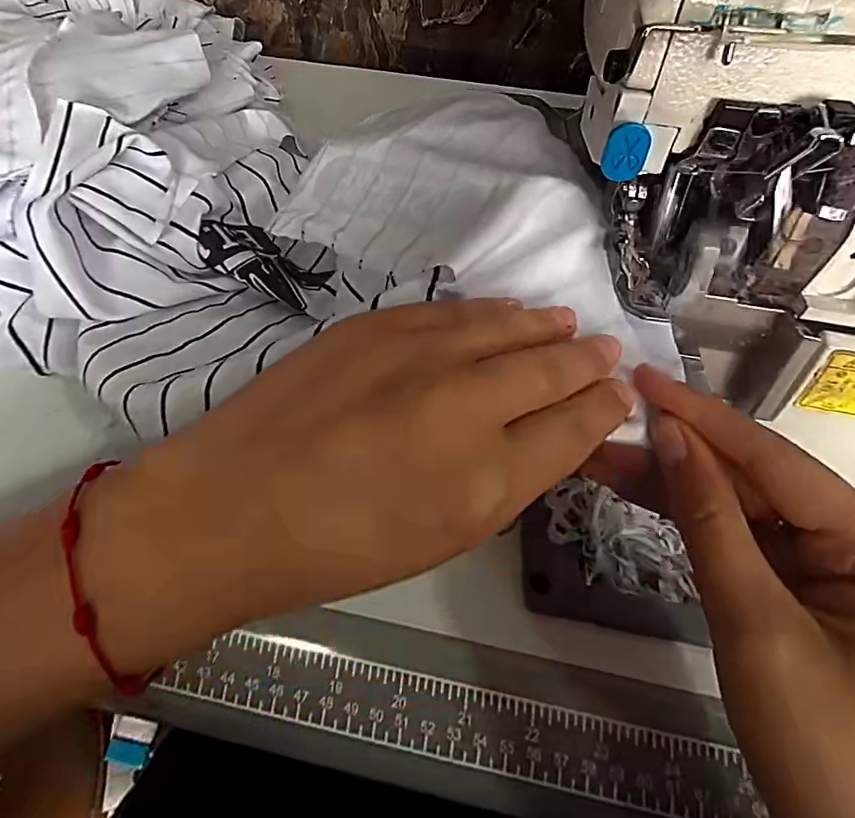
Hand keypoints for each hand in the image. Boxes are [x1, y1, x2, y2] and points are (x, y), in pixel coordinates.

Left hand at [81, 300, 632, 661]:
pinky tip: (504, 311)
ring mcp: (420, 352)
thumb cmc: (343, 544)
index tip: (621, 393)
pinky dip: (490, 312)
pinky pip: (455, 310)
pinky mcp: (377, 323)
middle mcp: (466, 401)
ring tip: (568, 324)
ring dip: (544, 326)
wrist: (234, 505)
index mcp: (488, 475)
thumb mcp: (445, 533)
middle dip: (588, 359)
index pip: (574, 425)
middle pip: (551, 367)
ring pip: (507, 326)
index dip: (604, 406)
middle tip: (610, 351)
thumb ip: (508, 478)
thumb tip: (553, 433)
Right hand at [637, 366, 854, 817]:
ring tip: (623, 468)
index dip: (708, 419)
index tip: (648, 380)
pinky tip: (670, 509)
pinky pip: (777, 562)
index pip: (785, 467)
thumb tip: (673, 437)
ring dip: (698, 499)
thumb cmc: (829, 766)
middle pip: (775, 495)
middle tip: (617, 433)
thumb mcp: (757, 636)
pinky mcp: (848, 619)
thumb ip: (712, 526)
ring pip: (771, 526)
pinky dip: (723, 540)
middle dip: (691, 464)